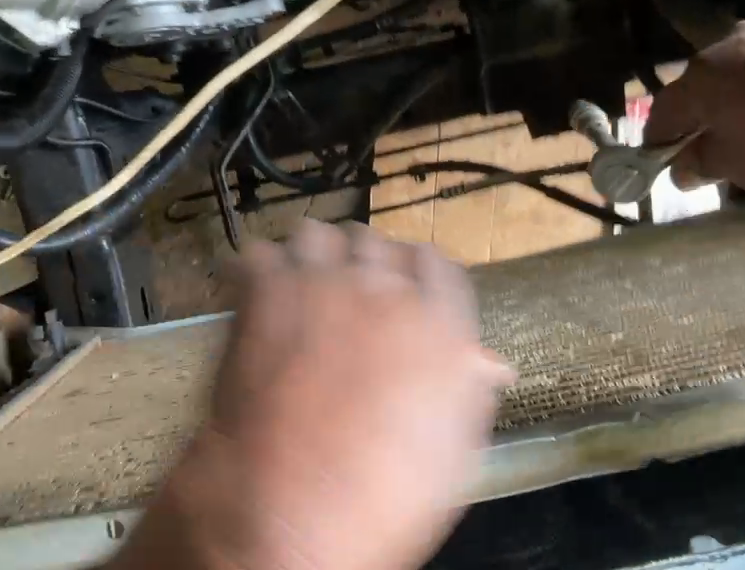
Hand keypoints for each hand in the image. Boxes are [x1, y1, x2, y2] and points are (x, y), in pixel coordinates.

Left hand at [114, 220, 511, 569]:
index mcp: (441, 324)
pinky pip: (261, 253)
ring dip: (311, 258)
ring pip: (317, 234)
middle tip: (346, 299)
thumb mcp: (453, 454)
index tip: (402, 291)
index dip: (415, 275)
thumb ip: (466, 388)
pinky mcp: (266, 289)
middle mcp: (385, 288)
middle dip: (361, 265)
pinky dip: (258, 271)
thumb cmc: (381, 496)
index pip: (435, 262)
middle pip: (375, 242)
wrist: (290, 509)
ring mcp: (322, 281)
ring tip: (302, 291)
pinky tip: (258, 298)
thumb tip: (486, 362)